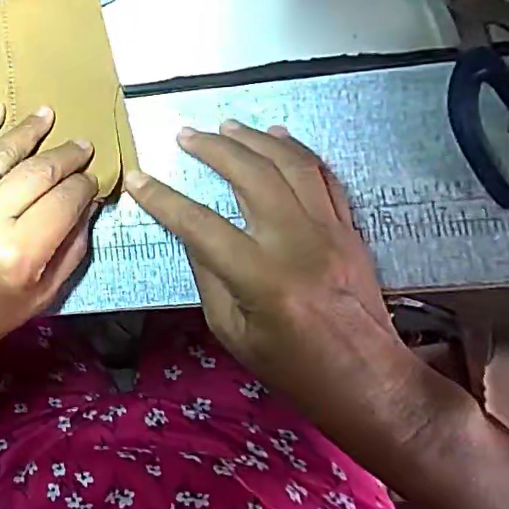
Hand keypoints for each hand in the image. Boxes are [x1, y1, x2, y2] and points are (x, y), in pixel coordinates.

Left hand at [0, 103, 98, 386]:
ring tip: (47, 114)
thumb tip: (87, 203)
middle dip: (66, 155)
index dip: (85, 184)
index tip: (94, 177)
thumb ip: (69, 249)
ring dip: (27, 131)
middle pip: (37, 172)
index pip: (64, 200)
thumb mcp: (39, 299)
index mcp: (17, 253)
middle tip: (82, 145)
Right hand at [124, 121, 469, 456]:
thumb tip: (191, 231)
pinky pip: (324, 177)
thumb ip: (207, 273)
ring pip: (291, 165)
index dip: (162, 199)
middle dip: (212, 149)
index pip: (199, 223)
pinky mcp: (350, 230)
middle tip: (185, 135)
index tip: (137, 179)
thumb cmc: (291, 367)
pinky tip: (278, 136)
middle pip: (251, 176)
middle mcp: (298, 243)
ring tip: (226, 126)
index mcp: (261, 276)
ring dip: (255, 138)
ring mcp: (330, 231)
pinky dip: (298, 151)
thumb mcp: (229, 329)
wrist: (372, 382)